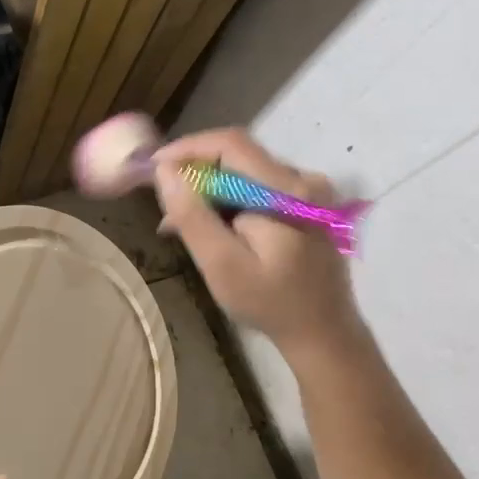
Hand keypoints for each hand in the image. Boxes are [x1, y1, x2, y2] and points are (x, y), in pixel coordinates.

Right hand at [153, 128, 361, 349]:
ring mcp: (311, 192)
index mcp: (288, 191)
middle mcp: (305, 180)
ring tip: (182, 225)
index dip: (187, 148)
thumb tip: (164, 171)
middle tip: (165, 207)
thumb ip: (193, 215)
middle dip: (195, 174)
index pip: (231, 143)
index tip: (154, 168)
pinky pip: (258, 188)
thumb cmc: (271, 304)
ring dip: (209, 191)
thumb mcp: (222, 264)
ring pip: (245, 172)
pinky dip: (229, 201)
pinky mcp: (308, 205)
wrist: (324, 335)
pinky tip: (213, 229)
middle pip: (238, 156)